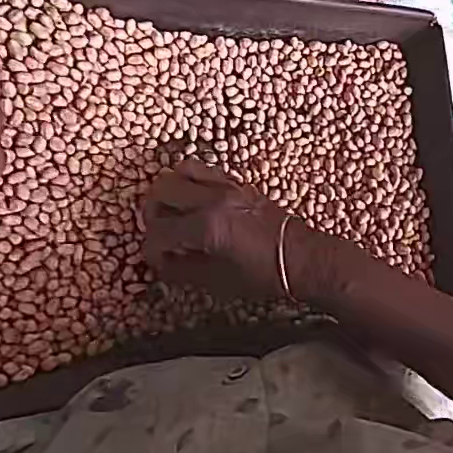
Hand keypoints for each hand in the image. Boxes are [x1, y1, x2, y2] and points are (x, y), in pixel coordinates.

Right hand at [141, 158, 331, 299]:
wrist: (300, 258)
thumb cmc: (262, 275)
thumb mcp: (218, 281)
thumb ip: (183, 270)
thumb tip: (162, 263)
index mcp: (206, 227)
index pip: (159, 232)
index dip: (152, 250)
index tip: (158, 260)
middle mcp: (213, 200)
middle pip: (161, 192)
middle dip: (153, 215)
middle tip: (162, 234)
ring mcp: (227, 187)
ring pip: (180, 171)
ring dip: (170, 191)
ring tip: (175, 212)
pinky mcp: (239, 184)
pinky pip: (205, 170)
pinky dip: (192, 182)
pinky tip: (197, 203)